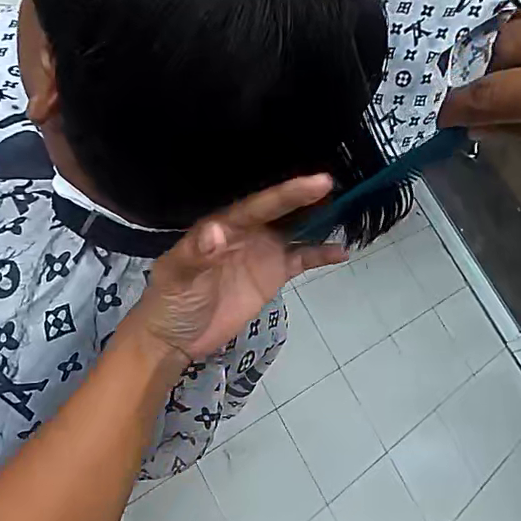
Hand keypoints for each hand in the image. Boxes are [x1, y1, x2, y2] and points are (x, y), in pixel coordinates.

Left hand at [128, 175, 346, 363]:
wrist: (176, 337)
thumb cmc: (171, 301)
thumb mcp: (177, 276)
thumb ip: (197, 254)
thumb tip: (218, 231)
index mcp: (224, 225)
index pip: (260, 205)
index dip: (288, 194)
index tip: (317, 182)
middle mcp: (248, 233)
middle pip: (282, 211)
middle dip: (308, 198)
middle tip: (338, 185)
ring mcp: (262, 253)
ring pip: (296, 231)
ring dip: (319, 221)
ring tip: (349, 210)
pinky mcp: (273, 275)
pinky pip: (301, 260)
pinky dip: (321, 255)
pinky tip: (341, 252)